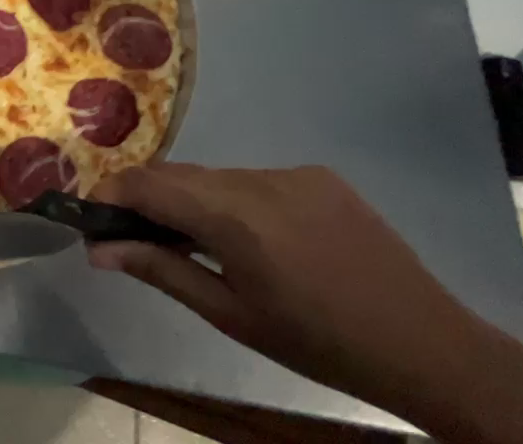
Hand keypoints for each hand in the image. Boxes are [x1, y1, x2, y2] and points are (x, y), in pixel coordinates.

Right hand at [88, 164, 489, 413]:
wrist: (430, 348)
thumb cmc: (319, 343)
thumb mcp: (230, 314)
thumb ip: (159, 270)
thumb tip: (97, 249)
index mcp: (233, 217)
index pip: (147, 183)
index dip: (110, 193)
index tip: (92, 216)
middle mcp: (257, 180)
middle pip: (179, 175)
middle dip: (148, 198)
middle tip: (135, 236)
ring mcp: (292, 173)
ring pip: (215, 176)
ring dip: (193, 200)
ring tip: (199, 243)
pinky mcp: (320, 176)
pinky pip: (255, 179)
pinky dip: (235, 199)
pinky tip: (256, 238)